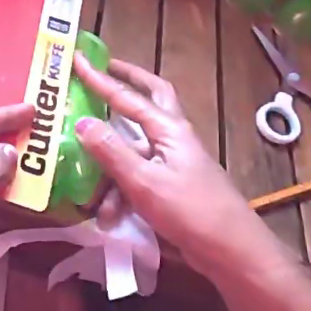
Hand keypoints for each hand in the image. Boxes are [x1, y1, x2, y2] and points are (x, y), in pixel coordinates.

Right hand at [71, 54, 291, 283]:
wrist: (232, 253)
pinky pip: (134, 176)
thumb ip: (111, 151)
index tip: (79, 58)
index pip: (128, 97)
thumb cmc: (191, 212)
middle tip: (104, 69)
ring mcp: (172, 161)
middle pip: (149, 100)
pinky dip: (116, 191)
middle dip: (126, 83)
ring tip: (87, 187)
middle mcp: (172, 138)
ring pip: (132, 148)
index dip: (100, 78)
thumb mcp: (144, 181)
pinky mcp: (169, 184)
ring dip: (108, 164)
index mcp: (169, 130)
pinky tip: (104, 214)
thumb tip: (81, 121)